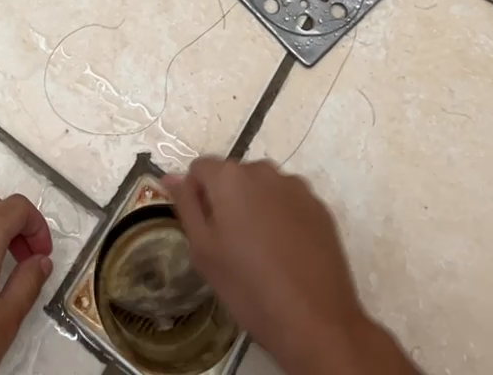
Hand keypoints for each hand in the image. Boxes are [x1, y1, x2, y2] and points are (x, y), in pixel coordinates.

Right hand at [166, 158, 418, 374]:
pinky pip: (289, 202)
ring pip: (262, 188)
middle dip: (227, 199)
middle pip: (233, 176)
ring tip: (262, 251)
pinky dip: (283, 217)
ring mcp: (296, 187)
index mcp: (229, 177)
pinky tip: (287, 253)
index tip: (204, 229)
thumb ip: (186, 205)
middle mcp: (263, 170)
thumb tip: (172, 176)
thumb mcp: (203, 250)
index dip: (196, 196)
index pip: (199, 168)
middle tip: (231, 244)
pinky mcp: (320, 207)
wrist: (317, 322)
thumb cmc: (249, 287)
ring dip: (255, 206)